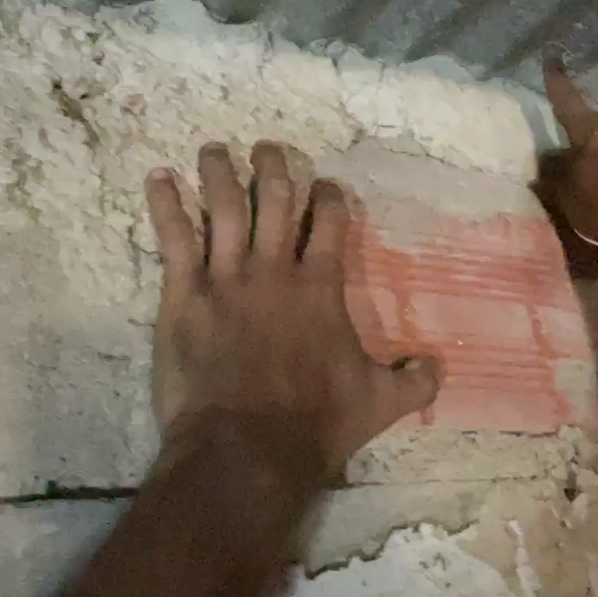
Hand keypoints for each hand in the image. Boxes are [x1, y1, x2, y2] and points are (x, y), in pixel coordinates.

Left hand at [143, 141, 441, 471]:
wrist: (247, 449)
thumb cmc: (314, 423)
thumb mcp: (378, 404)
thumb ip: (412, 381)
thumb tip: (440, 366)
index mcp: (321, 286)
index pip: (330, 222)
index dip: (329, 197)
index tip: (325, 185)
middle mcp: (275, 268)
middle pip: (276, 200)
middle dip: (272, 168)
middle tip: (265, 148)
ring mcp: (228, 277)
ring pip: (224, 207)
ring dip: (220, 173)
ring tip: (213, 149)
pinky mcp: (185, 294)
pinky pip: (175, 237)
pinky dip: (165, 204)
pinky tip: (157, 178)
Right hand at [540, 58, 597, 249]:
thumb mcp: (565, 194)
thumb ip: (553, 170)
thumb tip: (549, 156)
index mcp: (592, 130)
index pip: (566, 100)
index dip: (556, 80)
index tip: (552, 58)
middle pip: (591, 125)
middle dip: (579, 137)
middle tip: (569, 162)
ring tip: (594, 181)